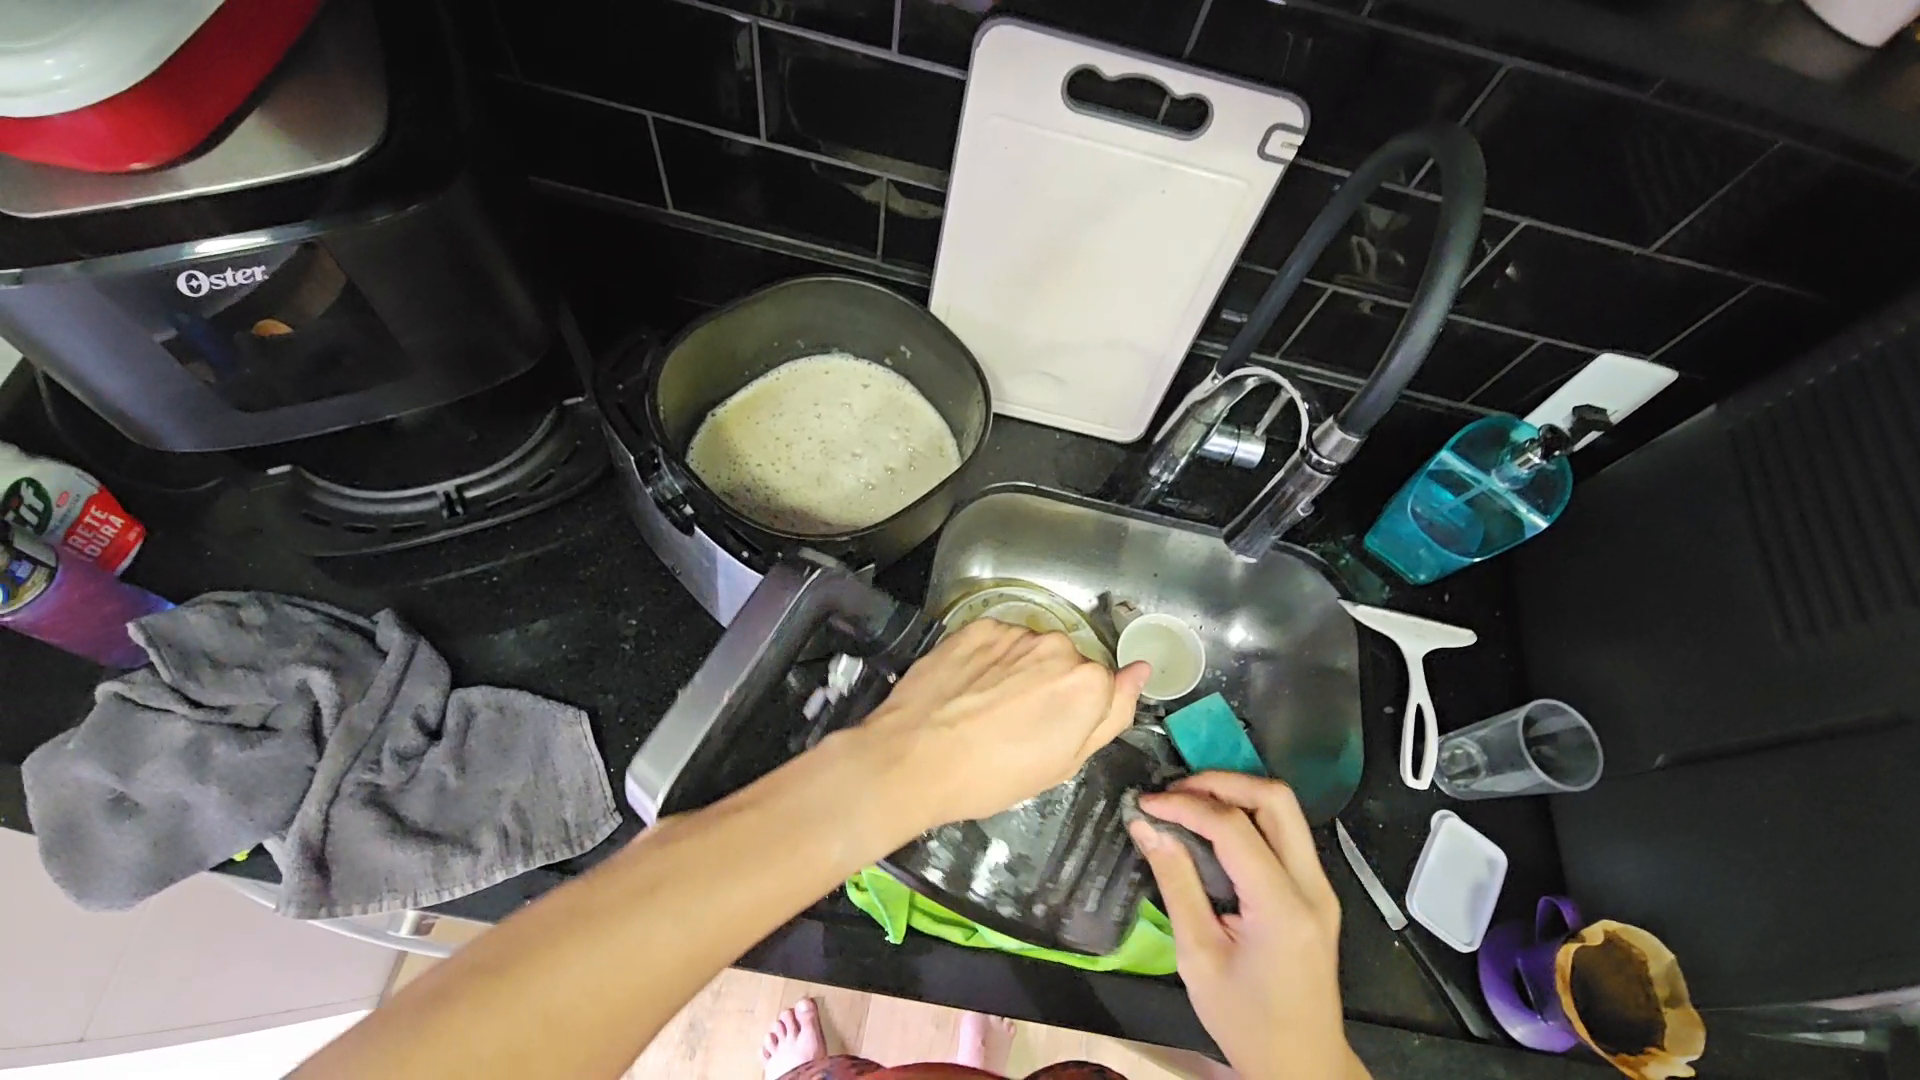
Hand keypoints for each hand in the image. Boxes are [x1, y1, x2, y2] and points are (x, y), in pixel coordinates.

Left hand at [854, 618, 1149, 827]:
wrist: (913, 759)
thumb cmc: (992, 776)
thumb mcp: (1065, 763)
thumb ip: (1112, 713)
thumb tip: (1140, 670)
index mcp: (1087, 684)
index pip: (1101, 687)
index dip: (1075, 712)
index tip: (1048, 732)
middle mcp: (1057, 647)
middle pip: (1066, 663)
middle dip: (1050, 686)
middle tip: (1016, 725)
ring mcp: (1013, 633)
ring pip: (1030, 650)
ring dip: (1017, 671)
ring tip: (985, 708)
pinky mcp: (976, 627)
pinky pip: (998, 639)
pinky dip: (988, 659)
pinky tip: (968, 688)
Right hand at [1130, 773, 1367, 1079]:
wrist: (1303, 1065)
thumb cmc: (1245, 1021)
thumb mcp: (1198, 957)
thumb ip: (1175, 882)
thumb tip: (1145, 825)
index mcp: (1282, 908)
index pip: (1233, 827)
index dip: (1185, 806)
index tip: (1146, 804)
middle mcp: (1312, 887)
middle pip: (1275, 799)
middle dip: (1220, 782)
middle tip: (1175, 793)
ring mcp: (1321, 887)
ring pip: (1285, 809)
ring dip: (1236, 794)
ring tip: (1188, 803)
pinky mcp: (1316, 892)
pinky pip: (1285, 832)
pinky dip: (1248, 816)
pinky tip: (1213, 827)